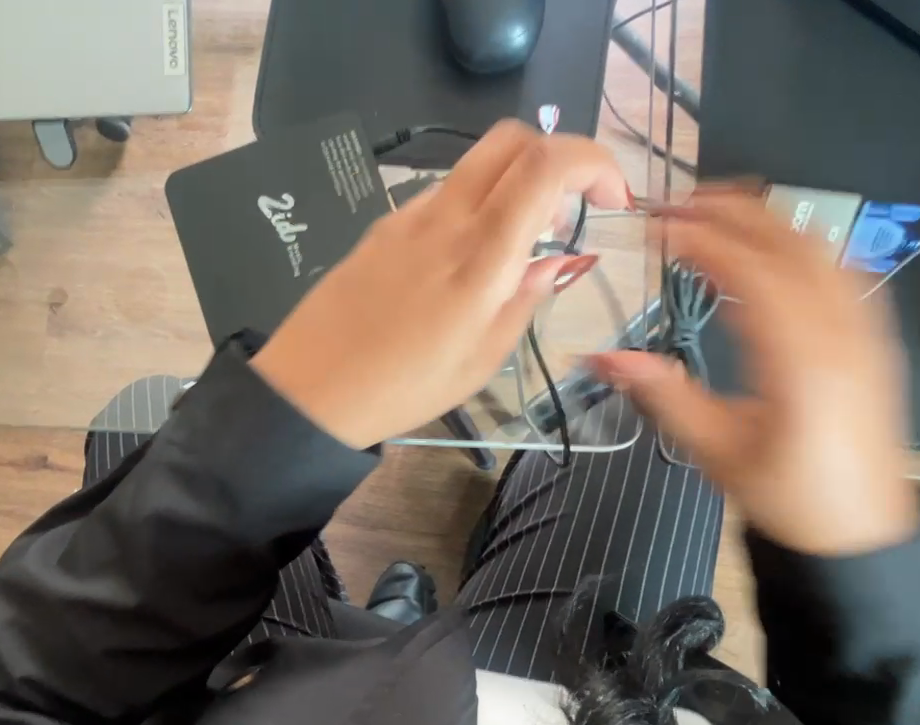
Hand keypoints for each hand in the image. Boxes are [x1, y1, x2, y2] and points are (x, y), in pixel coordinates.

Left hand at [250, 122, 629, 448]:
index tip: (610, 200)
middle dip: (556, 158)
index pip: (548, 163)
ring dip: (509, 188)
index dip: (594, 164)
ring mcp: (406, 218)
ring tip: (510, 252)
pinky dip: (468, 211)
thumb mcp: (479, 361)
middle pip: (512, 139)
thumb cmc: (401, 389)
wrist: (309, 391)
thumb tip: (554, 262)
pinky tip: (458, 265)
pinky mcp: (379, 229)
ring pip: (473, 167)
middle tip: (563, 215)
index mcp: (480, 255)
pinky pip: (438, 199)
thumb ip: (523, 301)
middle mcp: (444, 219)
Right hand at [589, 189, 919, 555]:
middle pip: (792, 243)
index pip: (749, 272)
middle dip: (734, 212)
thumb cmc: (785, 496)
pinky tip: (780, 249)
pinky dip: (806, 245)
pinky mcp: (875, 339)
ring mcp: (866, 331)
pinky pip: (845, 270)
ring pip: (824, 249)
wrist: (857, 531)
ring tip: (721, 212)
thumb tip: (601, 357)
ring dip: (771, 220)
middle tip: (680, 203)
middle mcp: (841, 331)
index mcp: (799, 358)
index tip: (658, 227)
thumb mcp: (712, 448)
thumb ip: (661, 394)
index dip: (701, 240)